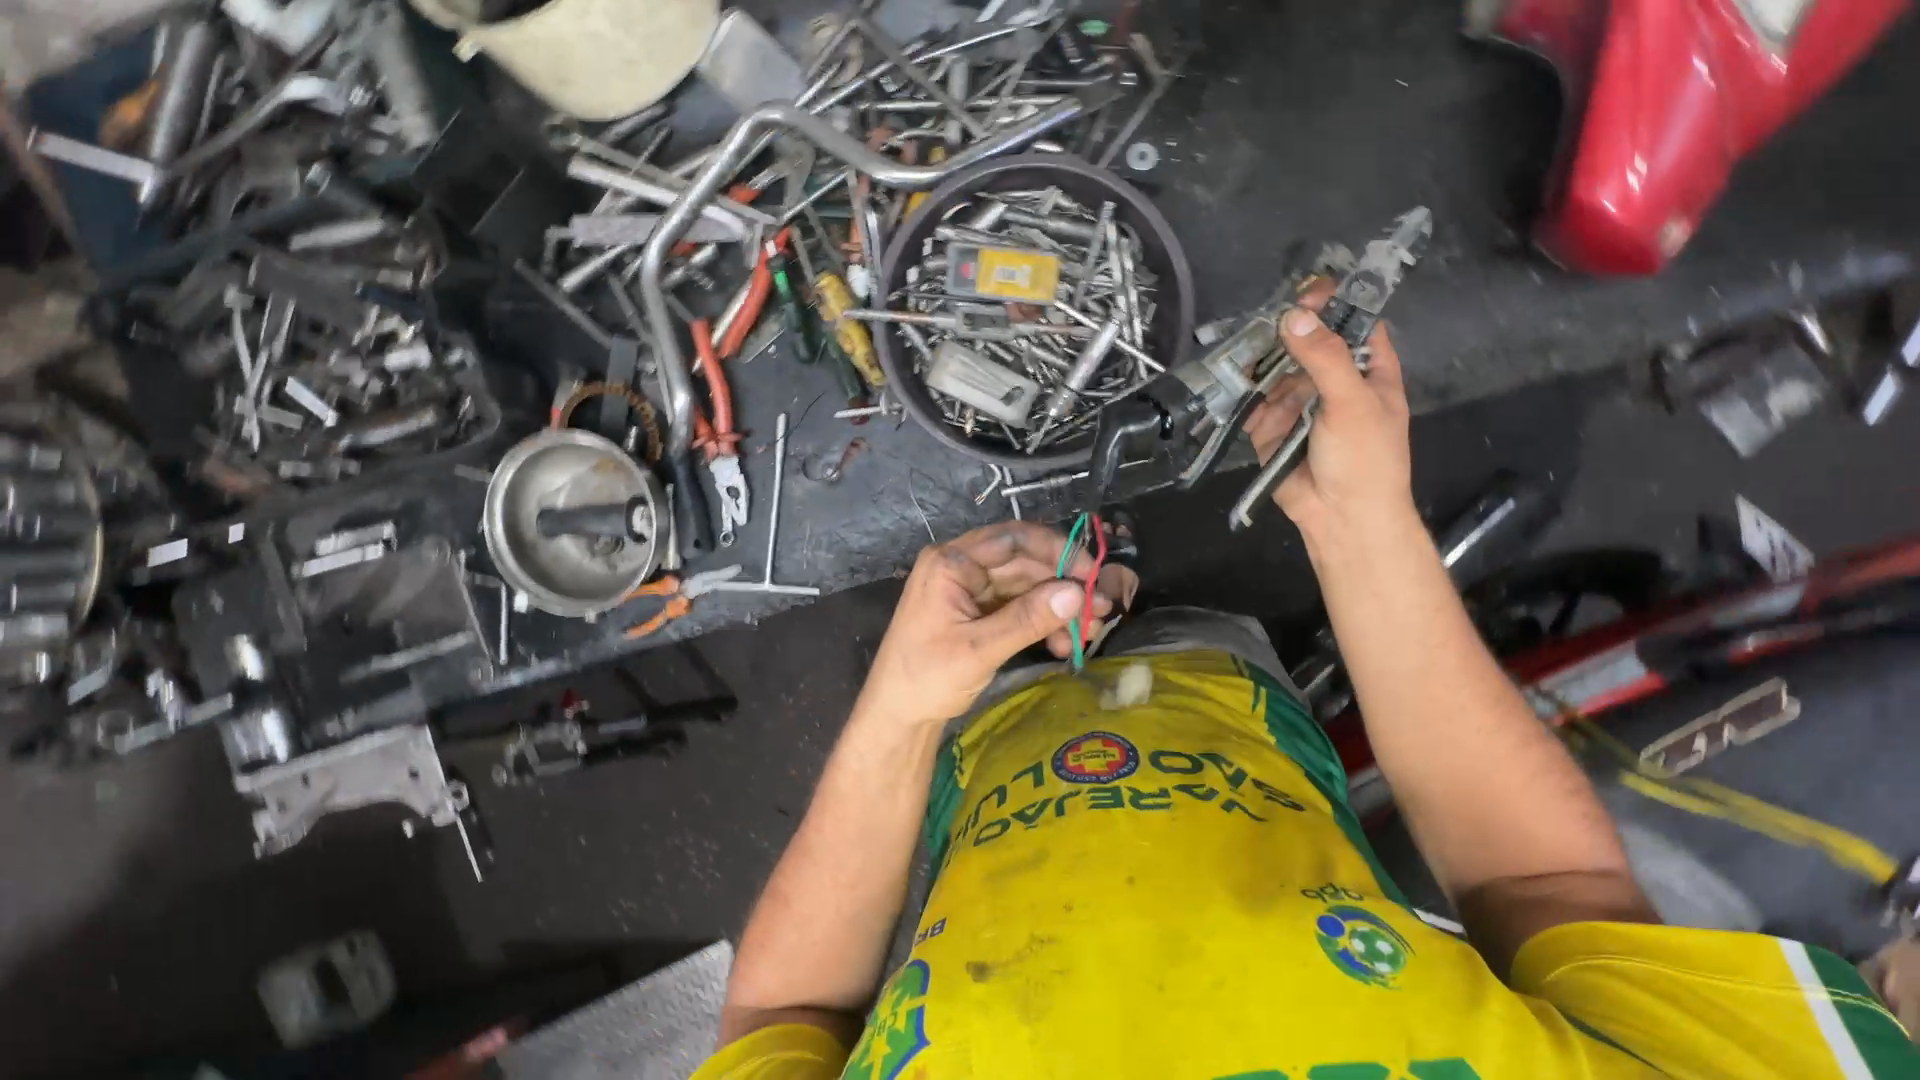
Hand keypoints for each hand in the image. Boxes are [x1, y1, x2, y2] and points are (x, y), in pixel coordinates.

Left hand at [859, 522, 1116, 726]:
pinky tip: (1064, 645)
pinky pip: (1019, 606)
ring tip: (1088, 632)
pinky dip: (1043, 622)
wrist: (897, 715)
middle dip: (1063, 585)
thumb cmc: (926, 678)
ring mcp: (970, 590)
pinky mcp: (978, 612)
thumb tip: (1078, 592)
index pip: (1012, 539)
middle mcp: (961, 567)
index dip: (1057, 551)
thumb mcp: (979, 649)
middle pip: (1024, 561)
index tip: (1091, 574)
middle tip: (1100, 610)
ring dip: (1058, 606)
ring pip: (1027, 585)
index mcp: (950, 562)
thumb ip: (1028, 619)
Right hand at [1242, 282, 1415, 544]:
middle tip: (1264, 321)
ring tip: (1249, 359)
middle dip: (1285, 336)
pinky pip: (1256, 407)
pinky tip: (1240, 393)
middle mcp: (1334, 384)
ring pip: (1276, 374)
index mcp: (1370, 372)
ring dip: (1263, 369)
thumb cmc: (1365, 458)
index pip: (1355, 324)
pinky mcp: (1273, 431)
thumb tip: (1294, 316)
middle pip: (1306, 346)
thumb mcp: (1353, 401)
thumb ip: (1325, 358)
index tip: (1308, 291)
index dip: (1334, 305)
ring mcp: (1301, 407)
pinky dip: (1248, 401)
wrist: (1341, 518)